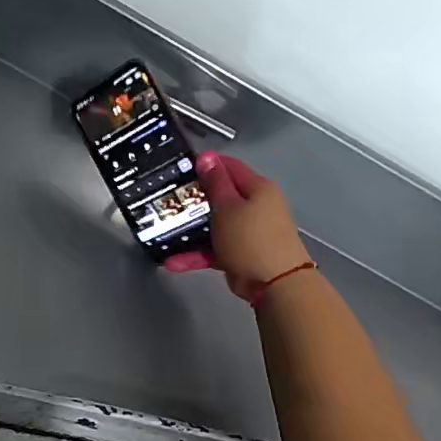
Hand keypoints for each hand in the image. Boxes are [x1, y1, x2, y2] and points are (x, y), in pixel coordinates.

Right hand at [164, 152, 312, 300]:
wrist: (276, 284)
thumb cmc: (250, 238)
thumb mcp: (228, 207)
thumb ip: (215, 182)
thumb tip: (207, 156)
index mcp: (257, 188)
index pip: (229, 166)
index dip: (206, 164)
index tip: (180, 168)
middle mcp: (256, 206)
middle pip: (221, 196)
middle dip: (194, 199)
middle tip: (167, 200)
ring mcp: (249, 232)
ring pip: (216, 225)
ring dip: (192, 231)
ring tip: (164, 233)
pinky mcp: (241, 255)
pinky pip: (216, 249)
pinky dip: (199, 254)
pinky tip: (174, 262)